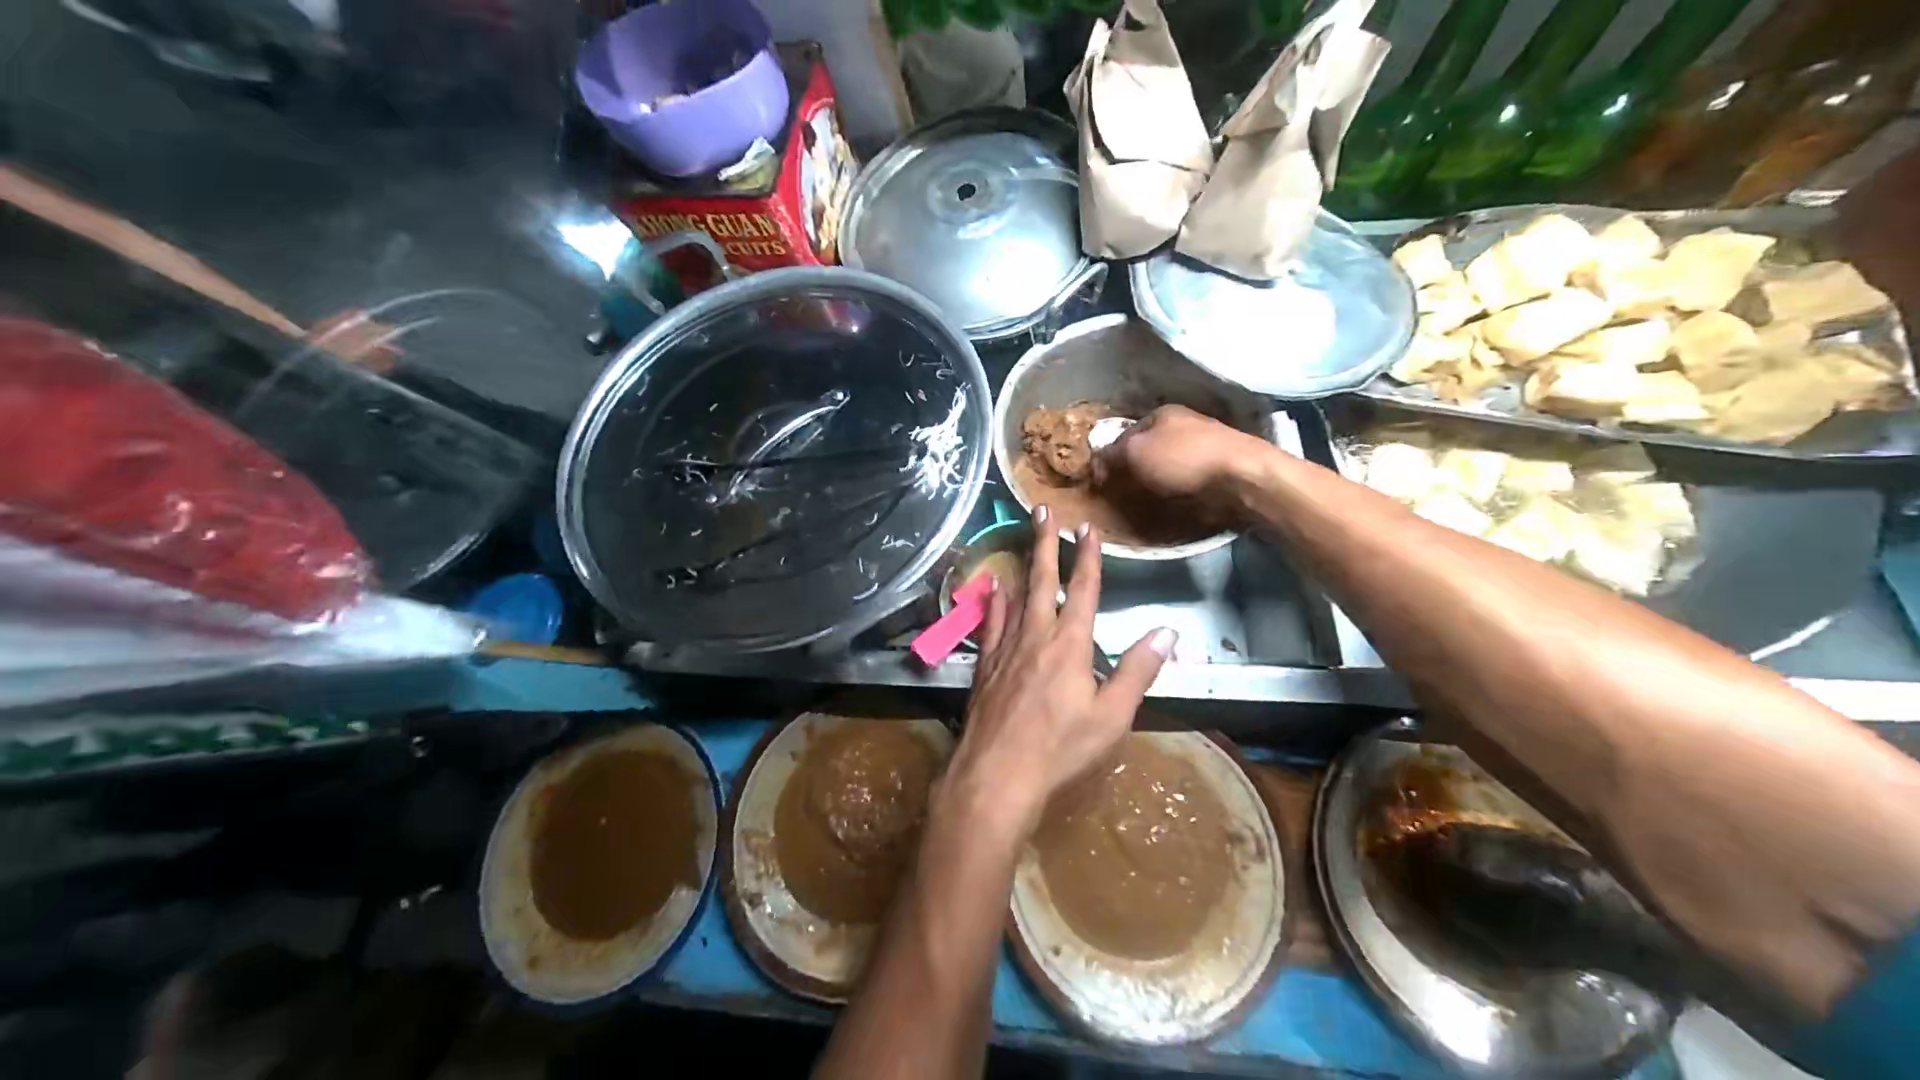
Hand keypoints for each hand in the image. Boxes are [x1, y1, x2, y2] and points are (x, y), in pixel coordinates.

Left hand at [948, 505, 1176, 830]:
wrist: (997, 773)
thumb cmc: (1061, 748)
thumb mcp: (1112, 716)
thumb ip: (1138, 671)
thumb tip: (1166, 631)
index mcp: (1070, 644)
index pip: (1083, 590)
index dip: (1088, 557)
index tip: (1087, 527)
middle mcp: (1035, 635)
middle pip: (1041, 580)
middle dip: (1044, 543)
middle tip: (1042, 510)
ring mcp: (1005, 648)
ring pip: (1015, 596)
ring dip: (1022, 564)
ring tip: (1023, 538)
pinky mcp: (985, 666)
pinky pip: (991, 623)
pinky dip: (994, 602)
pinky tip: (994, 589)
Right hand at [1094, 404, 1267, 500]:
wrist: (1241, 477)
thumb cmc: (1182, 459)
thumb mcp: (1134, 453)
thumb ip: (1110, 455)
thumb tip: (1095, 462)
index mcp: (1161, 413)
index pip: (1124, 433)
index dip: (1109, 455)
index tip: (1100, 480)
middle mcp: (1183, 425)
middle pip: (1146, 449)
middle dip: (1132, 469)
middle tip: (1120, 493)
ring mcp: (1203, 446)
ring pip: (1166, 465)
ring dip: (1154, 482)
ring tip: (1143, 502)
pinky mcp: (1217, 469)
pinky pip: (1185, 481)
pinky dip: (1175, 491)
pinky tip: (1171, 504)